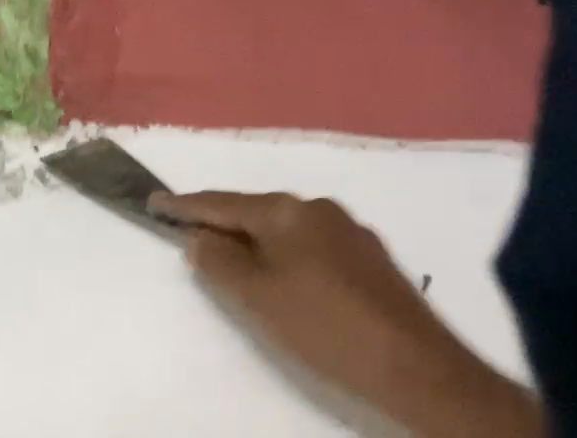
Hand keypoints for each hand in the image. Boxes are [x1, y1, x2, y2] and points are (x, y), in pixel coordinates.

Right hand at [150, 191, 542, 437]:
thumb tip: (199, 237)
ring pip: (285, 231)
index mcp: (285, 209)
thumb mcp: (253, 295)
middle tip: (192, 239)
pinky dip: (288, 258)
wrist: (425, 374)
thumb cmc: (325, 326)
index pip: (219, 202)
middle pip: (254, 213)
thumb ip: (216, 259)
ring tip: (238, 265)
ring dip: (258, 244)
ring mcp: (352, 233)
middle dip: (223, 225)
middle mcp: (318, 209)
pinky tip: (287, 281)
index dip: (182, 205)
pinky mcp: (374, 263)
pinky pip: (312, 248)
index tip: (152, 203)